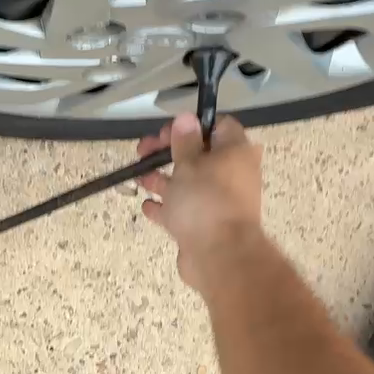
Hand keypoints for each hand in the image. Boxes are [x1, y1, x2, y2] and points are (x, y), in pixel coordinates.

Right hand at [136, 112, 265, 299]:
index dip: (190, 126)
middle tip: (143, 152)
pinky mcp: (204, 226)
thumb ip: (184, 141)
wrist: (218, 255)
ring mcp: (217, 202)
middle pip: (198, 156)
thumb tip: (186, 118)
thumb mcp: (189, 164)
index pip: (217, 127)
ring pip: (187, 184)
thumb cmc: (205, 201)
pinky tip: (146, 206)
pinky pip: (183, 210)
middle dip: (168, 153)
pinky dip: (165, 207)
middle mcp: (230, 175)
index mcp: (235, 152)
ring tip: (139, 178)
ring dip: (163, 179)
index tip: (166, 132)